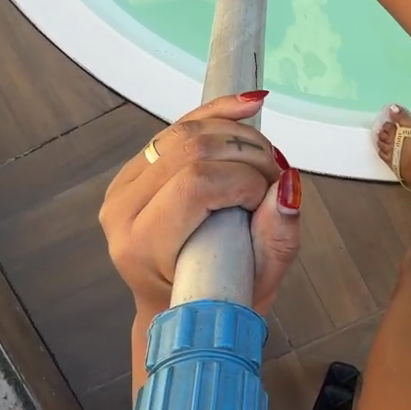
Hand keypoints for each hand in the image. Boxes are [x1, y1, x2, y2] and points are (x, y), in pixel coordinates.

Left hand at [99, 92, 302, 314]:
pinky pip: (182, 125)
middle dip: (248, 154)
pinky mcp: (138, 164)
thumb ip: (277, 238)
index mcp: (142, 245)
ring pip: (187, 130)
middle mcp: (122, 209)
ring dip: (239, 135)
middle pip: (192, 149)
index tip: (268, 198)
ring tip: (267, 160)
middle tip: (275, 176)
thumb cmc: (217, 298)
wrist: (179, 306)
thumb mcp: (258, 283)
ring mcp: (124, 182)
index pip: (196, 185)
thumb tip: (288, 185)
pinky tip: (252, 104)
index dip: (244, 180)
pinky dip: (221, 113)